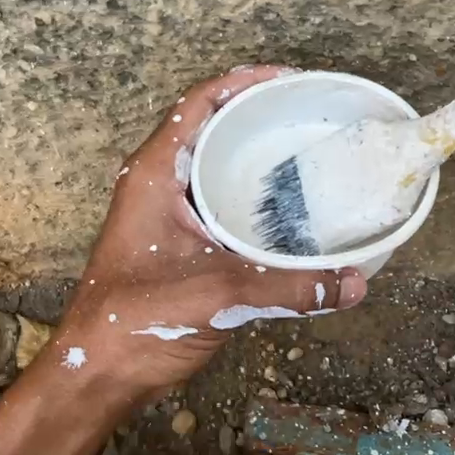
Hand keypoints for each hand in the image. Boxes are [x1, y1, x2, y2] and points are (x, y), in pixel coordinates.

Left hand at [45, 66, 366, 404]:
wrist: (97, 375)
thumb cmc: (137, 323)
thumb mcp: (218, 294)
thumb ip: (289, 288)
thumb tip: (356, 283)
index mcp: (155, 175)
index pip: (197, 104)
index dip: (240, 81)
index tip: (289, 80)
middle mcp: (159, 187)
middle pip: (210, 130)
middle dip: (256, 119)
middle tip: (309, 119)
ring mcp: (168, 218)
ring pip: (215, 171)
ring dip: (253, 161)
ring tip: (306, 158)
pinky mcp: (180, 248)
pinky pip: (221, 208)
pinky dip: (252, 202)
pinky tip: (288, 216)